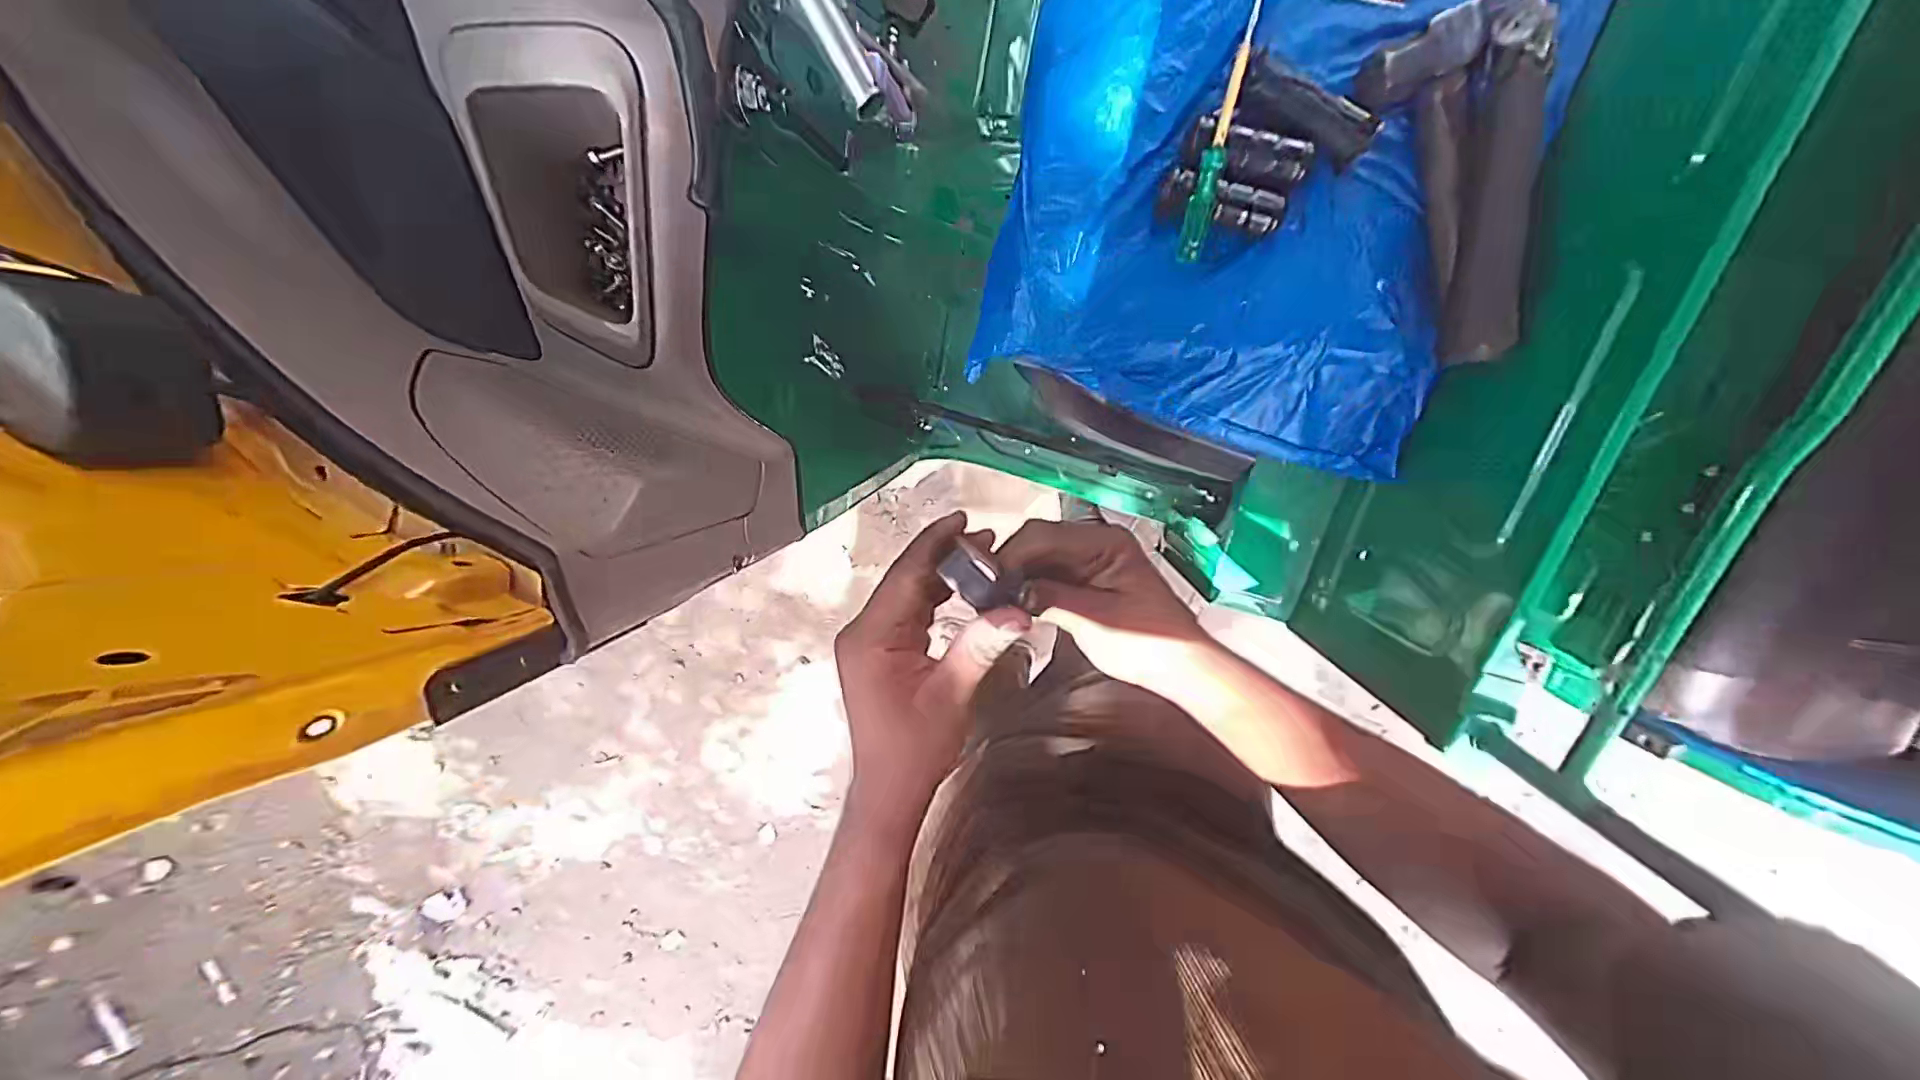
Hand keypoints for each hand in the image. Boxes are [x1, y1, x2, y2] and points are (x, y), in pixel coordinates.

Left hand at [835, 512, 1030, 823]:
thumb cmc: (913, 751)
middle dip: (944, 557)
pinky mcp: (880, 653)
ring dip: (942, 577)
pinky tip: (961, 591)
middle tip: (984, 539)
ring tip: (980, 558)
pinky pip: (909, 613)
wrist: (891, 791)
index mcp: (871, 636)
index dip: (935, 543)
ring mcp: (869, 643)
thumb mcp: (952, 694)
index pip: (906, 575)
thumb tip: (1015, 609)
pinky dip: (935, 599)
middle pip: (906, 580)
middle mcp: (863, 633)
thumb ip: (980, 646)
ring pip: (908, 594)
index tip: (962, 520)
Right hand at [994, 519, 1211, 690]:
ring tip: (993, 597)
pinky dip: (1028, 586)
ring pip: (1038, 558)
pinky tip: (1013, 601)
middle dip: (1009, 564)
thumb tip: (1009, 589)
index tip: (988, 579)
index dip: (1010, 556)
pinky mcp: (1086, 581)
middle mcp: (1099, 543)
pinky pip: (1047, 575)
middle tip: (983, 588)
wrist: (1179, 667)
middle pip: (1037, 542)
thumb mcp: (1094, 620)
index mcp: (1108, 542)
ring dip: (1015, 575)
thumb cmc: (1154, 644)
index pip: (1043, 535)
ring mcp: (1092, 561)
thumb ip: (1049, 598)